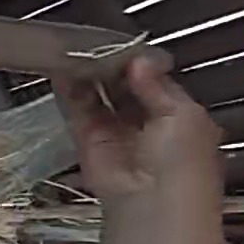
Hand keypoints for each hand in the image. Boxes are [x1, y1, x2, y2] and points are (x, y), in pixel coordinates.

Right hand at [53, 55, 222, 205]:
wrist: (150, 199)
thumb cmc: (181, 157)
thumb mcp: (182, 115)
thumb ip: (156, 87)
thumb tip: (138, 60)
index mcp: (178, 112)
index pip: (155, 82)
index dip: (139, 64)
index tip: (121, 45)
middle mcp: (144, 119)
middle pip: (123, 88)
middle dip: (110, 69)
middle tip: (91, 46)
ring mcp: (114, 130)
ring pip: (98, 98)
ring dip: (87, 78)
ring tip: (72, 55)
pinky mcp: (86, 139)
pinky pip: (78, 112)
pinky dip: (69, 94)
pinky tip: (61, 73)